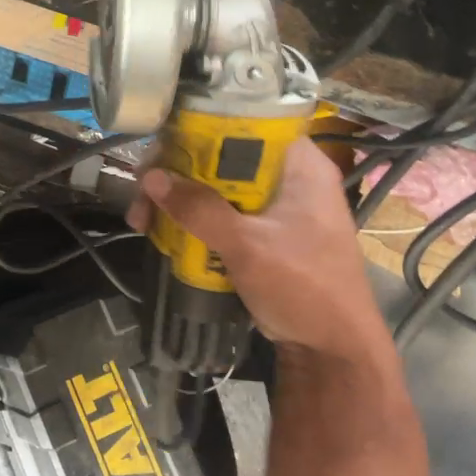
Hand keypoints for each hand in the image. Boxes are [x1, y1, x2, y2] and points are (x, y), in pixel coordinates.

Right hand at [128, 139, 387, 362]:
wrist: (332, 353)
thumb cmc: (305, 291)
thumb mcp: (248, 247)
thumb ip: (199, 209)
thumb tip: (151, 178)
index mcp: (299, 166)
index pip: (243, 122)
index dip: (198, 128)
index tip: (162, 150)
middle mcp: (284, 176)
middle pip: (216, 153)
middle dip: (173, 172)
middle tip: (145, 196)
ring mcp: (270, 203)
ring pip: (208, 182)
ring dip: (172, 198)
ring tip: (144, 223)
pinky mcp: (256, 228)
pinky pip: (211, 207)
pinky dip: (184, 216)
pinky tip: (159, 233)